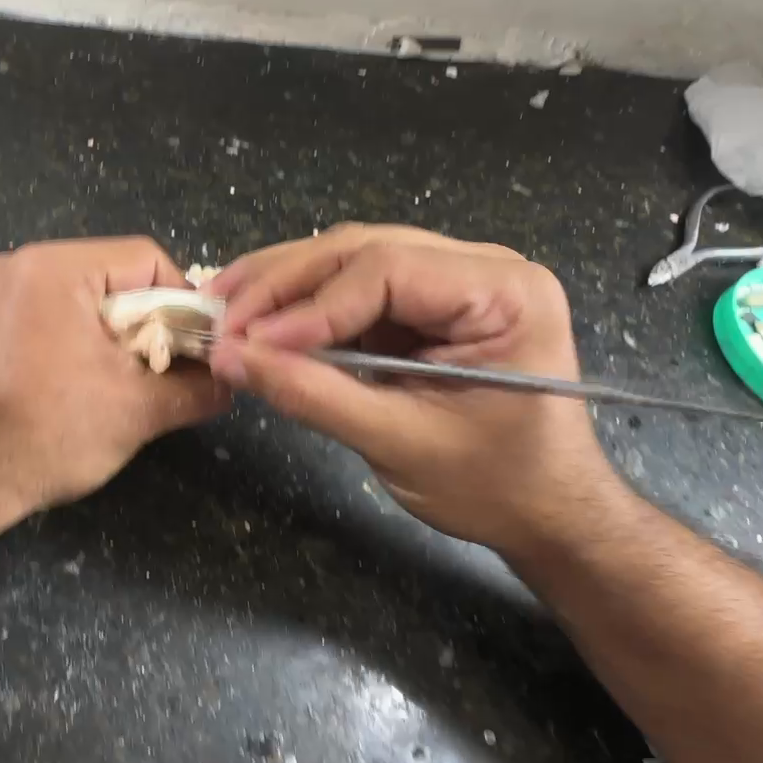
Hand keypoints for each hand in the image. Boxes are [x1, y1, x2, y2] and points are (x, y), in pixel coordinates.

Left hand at [0, 237, 230, 510]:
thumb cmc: (53, 432)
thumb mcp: (139, 410)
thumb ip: (197, 387)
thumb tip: (229, 381)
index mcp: (55, 268)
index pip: (145, 259)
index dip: (183, 301)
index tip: (198, 345)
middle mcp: (22, 264)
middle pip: (114, 274)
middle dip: (150, 320)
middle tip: (170, 364)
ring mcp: (1, 290)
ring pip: (87, 295)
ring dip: (118, 332)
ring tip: (137, 376)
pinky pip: (56, 311)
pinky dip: (84, 337)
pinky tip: (95, 377)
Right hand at [205, 225, 624, 557]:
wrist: (543, 512)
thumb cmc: (494, 486)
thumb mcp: (399, 443)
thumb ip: (312, 395)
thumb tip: (227, 357)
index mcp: (503, 292)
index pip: (388, 268)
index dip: (311, 302)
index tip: (248, 341)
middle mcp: (478, 267)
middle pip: (360, 250)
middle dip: (283, 282)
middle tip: (219, 317)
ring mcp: (446, 280)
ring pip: (346, 257)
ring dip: (281, 282)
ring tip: (222, 304)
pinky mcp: (417, 303)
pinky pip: (346, 284)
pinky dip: (298, 301)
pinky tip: (256, 312)